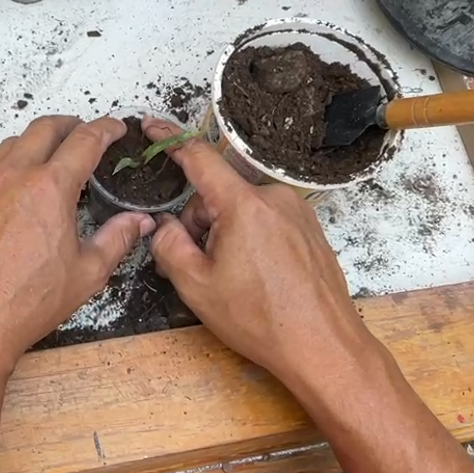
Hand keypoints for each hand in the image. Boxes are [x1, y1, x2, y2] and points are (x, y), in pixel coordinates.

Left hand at [0, 116, 154, 377]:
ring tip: (47, 164)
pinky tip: (10, 191)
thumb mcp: (85, 274)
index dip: (106, 129)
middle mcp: (10, 176)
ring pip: (9, 146)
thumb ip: (116, 239)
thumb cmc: (27, 304)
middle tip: (83, 136)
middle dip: (69, 126)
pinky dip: (2, 168)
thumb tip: (139, 221)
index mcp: (49, 188)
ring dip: (34, 146)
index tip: (115, 129)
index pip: (85, 141)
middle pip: (44, 128)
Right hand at [145, 120, 384, 396]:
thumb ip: (169, 245)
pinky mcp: (309, 229)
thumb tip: (163, 225)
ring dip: (225, 236)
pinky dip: (249, 242)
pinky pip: (265, 222)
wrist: (323, 346)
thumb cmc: (260, 319)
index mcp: (244, 205)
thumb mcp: (196, 285)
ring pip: (241, 210)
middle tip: (200, 268)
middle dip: (200, 224)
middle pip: (217, 195)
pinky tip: (254, 278)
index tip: (150, 126)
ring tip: (232, 280)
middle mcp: (274, 198)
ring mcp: (297, 213)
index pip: (199, 158)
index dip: (170, 140)